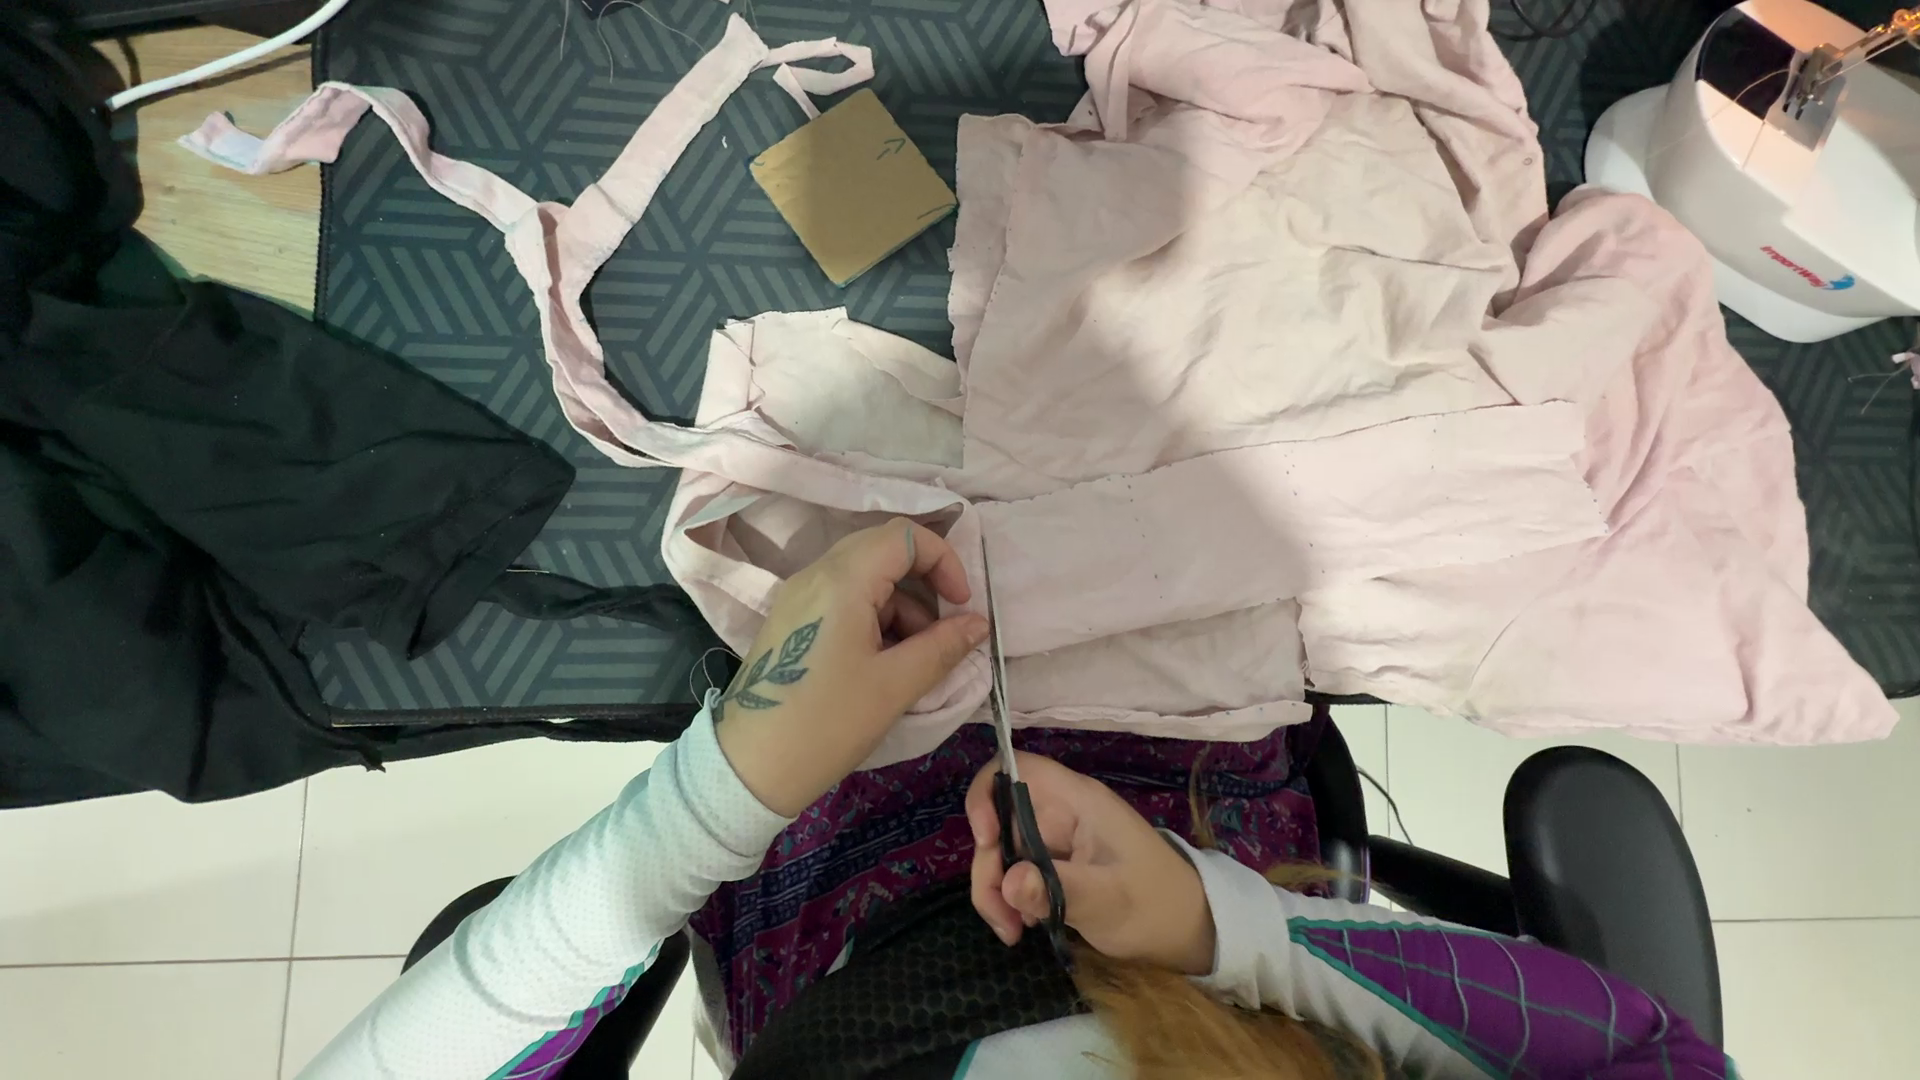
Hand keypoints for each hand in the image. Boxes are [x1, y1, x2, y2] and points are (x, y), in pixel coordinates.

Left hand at [712, 518, 988, 816]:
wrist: (751, 769)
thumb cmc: (827, 724)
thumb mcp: (895, 686)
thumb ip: (943, 646)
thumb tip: (979, 623)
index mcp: (841, 581)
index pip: (905, 536)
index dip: (944, 559)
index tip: (961, 604)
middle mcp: (816, 575)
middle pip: (884, 550)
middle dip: (925, 581)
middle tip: (946, 625)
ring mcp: (800, 596)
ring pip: (866, 576)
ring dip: (903, 604)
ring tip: (916, 656)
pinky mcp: (793, 619)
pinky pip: (845, 598)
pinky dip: (876, 617)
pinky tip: (885, 661)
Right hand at [966, 752, 1216, 975]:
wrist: (1188, 930)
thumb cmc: (1156, 904)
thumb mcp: (1110, 900)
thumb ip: (1057, 890)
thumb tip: (1008, 882)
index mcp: (1076, 801)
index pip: (1020, 768)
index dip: (989, 791)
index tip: (985, 839)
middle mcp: (1058, 812)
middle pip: (999, 818)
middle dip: (989, 865)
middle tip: (1001, 916)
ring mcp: (1053, 839)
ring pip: (1001, 850)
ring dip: (994, 889)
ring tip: (1012, 932)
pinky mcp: (1050, 865)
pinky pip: (1013, 872)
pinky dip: (1007, 899)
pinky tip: (1021, 928)